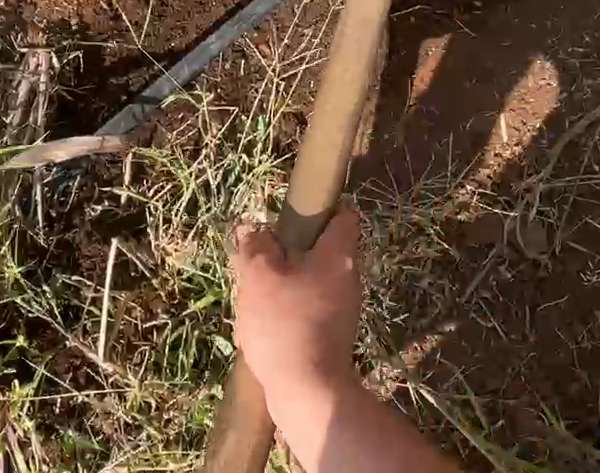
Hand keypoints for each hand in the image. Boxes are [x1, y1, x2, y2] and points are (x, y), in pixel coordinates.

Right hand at [230, 203, 363, 396]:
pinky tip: (263, 325)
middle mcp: (349, 276)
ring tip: (255, 295)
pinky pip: (308, 306)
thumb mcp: (259, 275)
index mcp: (339, 254)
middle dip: (288, 251)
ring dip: (283, 283)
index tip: (294, 212)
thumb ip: (255, 245)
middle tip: (260, 259)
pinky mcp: (333, 333)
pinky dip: (288, 308)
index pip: (344, 213)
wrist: (308, 393)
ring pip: (309, 278)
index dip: (322, 206)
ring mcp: (344, 307)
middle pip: (320, 247)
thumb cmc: (285, 323)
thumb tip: (251, 228)